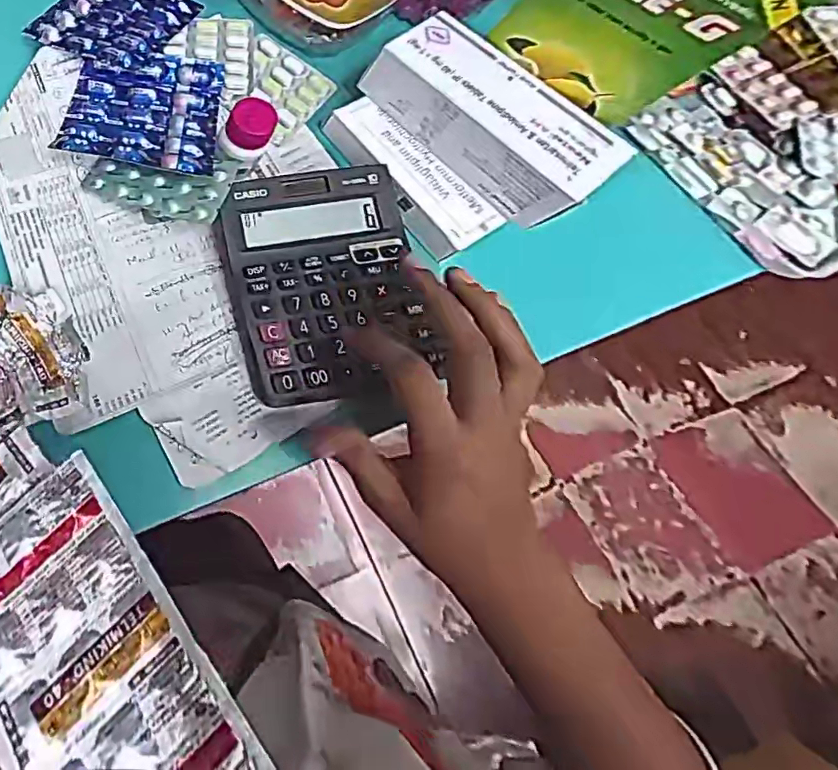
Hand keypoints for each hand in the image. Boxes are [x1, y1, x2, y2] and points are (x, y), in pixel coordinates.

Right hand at [309, 263, 544, 586]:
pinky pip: (523, 363)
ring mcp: (510, 417)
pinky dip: (507, 328)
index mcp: (446, 445)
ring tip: (457, 275)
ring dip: (485, 307)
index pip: (414, 379)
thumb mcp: (389, 505)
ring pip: (512, 351)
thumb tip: (314, 432)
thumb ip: (355, 460)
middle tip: (415, 271)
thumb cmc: (443, 537)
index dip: (383, 347)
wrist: (507, 566)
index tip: (356, 333)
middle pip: (473, 350)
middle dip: (444, 304)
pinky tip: (486, 307)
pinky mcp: (520, 415)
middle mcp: (484, 423)